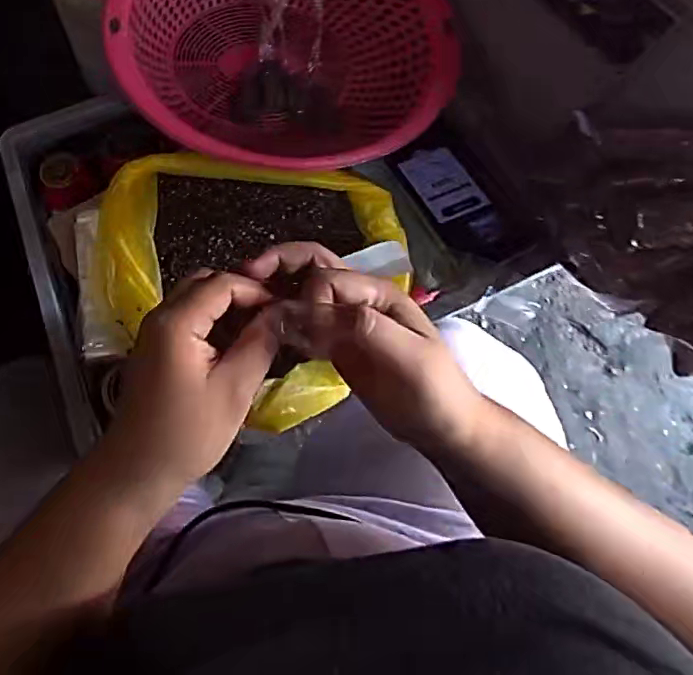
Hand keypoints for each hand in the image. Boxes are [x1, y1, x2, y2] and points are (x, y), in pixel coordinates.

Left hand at [97, 271, 279, 495]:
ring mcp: (153, 329)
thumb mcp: (233, 391)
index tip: (282, 309)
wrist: (134, 471)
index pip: (222, 283)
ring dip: (225, 305)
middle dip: (240, 292)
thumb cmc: (186, 435)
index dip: (255, 291)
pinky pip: (186, 315)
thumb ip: (258, 345)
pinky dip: (211, 319)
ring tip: (257, 330)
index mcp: (177, 322)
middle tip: (270, 316)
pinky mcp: (154, 345)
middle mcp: (160, 315)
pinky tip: (232, 344)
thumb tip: (279, 314)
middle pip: (205, 282)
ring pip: (195, 297)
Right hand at [245, 243, 487, 453]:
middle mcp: (358, 298)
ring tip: (248, 300)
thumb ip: (366, 327)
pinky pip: (305, 322)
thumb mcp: (408, 355)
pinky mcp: (337, 344)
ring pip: (306, 290)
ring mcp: (346, 320)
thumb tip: (318, 310)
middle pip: (314, 265)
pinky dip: (284, 319)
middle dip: (280, 264)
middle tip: (247, 275)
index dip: (308, 298)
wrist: (444, 427)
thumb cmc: (434, 389)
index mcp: (377, 292)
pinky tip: (267, 331)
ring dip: (277, 288)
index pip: (329, 278)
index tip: (298, 328)